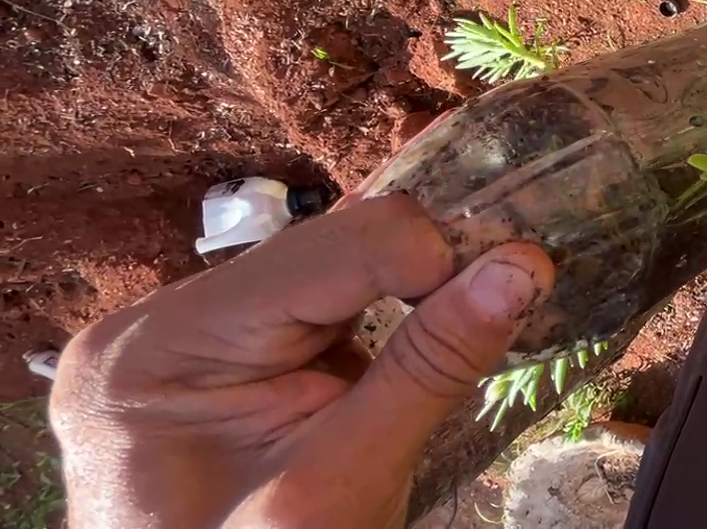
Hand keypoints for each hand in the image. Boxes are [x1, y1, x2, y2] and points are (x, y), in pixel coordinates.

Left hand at [49, 193, 553, 527]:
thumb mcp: (348, 477)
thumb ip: (433, 365)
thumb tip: (528, 263)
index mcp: (172, 341)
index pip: (345, 245)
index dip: (441, 261)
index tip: (507, 301)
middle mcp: (179, 306)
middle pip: (352, 236)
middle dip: (441, 266)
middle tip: (499, 309)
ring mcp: (213, 312)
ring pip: (361, 245)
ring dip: (432, 276)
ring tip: (467, 322)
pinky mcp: (252, 323)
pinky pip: (353, 272)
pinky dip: (411, 287)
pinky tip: (434, 316)